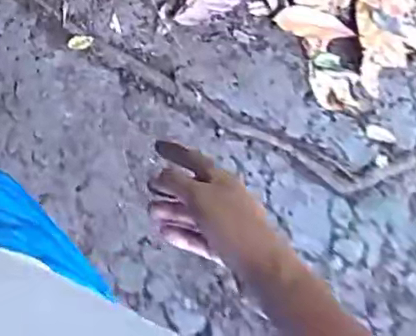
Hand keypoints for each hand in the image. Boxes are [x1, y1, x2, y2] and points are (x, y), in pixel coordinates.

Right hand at [146, 140, 275, 268]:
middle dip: (169, 188)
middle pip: (192, 188)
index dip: (175, 151)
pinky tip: (165, 234)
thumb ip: (176, 182)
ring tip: (152, 215)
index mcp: (221, 179)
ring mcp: (226, 223)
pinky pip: (199, 236)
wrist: (267, 270)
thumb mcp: (199, 196)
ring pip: (194, 213)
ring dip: (172, 212)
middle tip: (149, 189)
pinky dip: (182, 233)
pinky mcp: (226, 247)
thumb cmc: (232, 224)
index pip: (193, 159)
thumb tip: (160, 174)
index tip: (157, 146)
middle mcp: (224, 197)